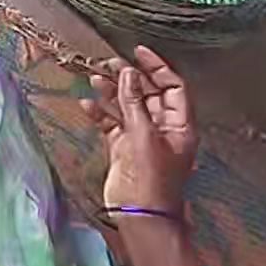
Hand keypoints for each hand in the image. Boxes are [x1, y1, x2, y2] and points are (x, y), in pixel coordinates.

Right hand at [82, 46, 197, 214]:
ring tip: (95, 78)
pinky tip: (87, 104)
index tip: (137, 52)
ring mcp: (141, 137)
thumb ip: (133, 101)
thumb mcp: (143, 134)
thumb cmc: (150, 177)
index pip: (172, 87)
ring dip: (112, 92)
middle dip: (129, 77)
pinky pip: (110, 123)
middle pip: (147, 94)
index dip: (156, 67)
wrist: (139, 214)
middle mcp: (162, 128)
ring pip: (126, 106)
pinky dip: (99, 112)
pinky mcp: (122, 147)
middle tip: (109, 63)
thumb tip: (127, 72)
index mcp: (179, 125)